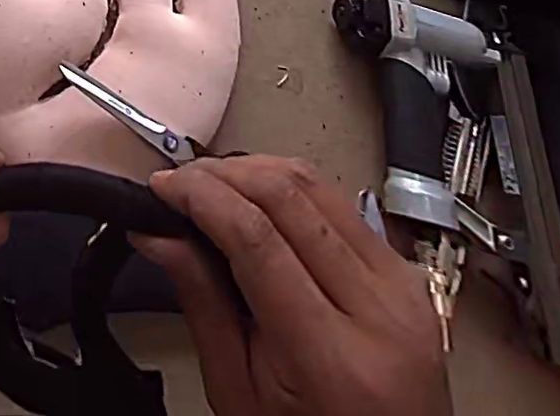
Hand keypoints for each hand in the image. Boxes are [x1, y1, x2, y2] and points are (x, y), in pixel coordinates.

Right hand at [133, 156, 450, 415]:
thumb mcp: (238, 391)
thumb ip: (200, 302)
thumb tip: (156, 233)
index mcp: (336, 361)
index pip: (256, 238)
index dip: (201, 196)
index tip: (164, 187)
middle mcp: (380, 313)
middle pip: (286, 194)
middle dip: (219, 172)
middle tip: (180, 182)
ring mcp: (400, 284)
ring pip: (311, 181)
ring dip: (249, 168)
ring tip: (210, 186)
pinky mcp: (402, 268)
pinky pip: (333, 197)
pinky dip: (282, 184)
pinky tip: (252, 197)